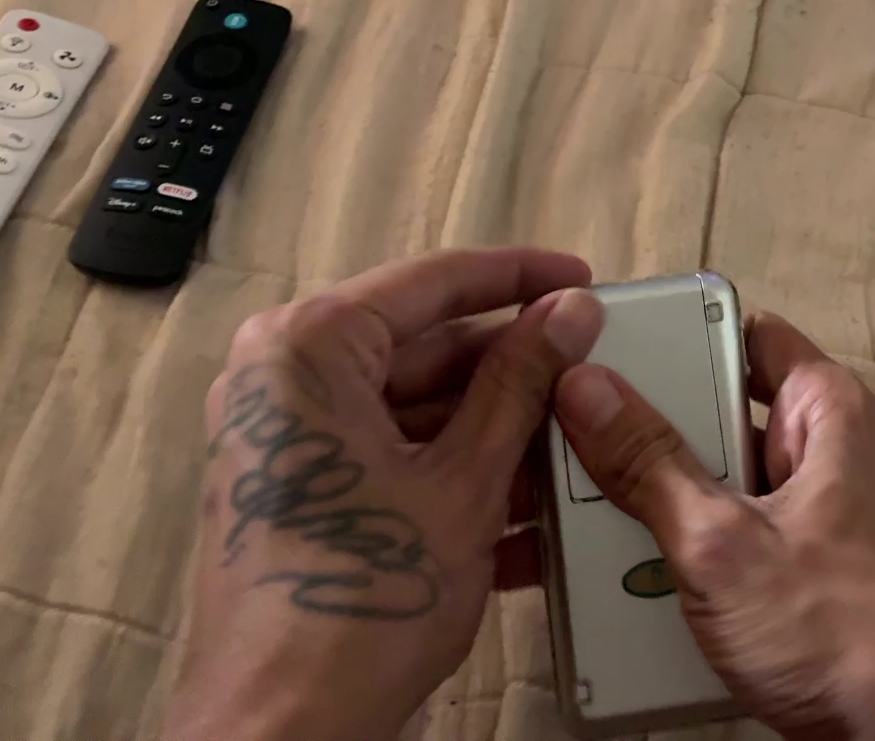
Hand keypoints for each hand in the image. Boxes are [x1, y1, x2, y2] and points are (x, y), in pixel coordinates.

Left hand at [165, 248, 603, 740]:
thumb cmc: (367, 599)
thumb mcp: (466, 477)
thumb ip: (521, 379)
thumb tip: (572, 308)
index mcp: (310, 348)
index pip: (435, 282)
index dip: (520, 276)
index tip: (582, 278)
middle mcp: (287, 375)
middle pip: (428, 343)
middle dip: (513, 366)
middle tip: (587, 367)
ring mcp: (295, 431)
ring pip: (421, 397)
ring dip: (497, 421)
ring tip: (571, 436)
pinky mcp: (310, 478)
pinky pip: (401, 443)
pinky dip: (462, 460)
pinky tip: (528, 492)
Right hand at [553, 313, 874, 740]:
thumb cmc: (833, 627)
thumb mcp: (723, 543)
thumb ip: (649, 465)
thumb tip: (583, 384)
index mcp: (824, 406)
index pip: (745, 332)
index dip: (680, 332)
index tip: (610, 347)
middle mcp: (821, 438)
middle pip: (723, 398)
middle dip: (653, 416)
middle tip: (572, 421)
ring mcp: (810, 496)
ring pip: (720, 461)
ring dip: (660, 478)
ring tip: (578, 482)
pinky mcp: (799, 547)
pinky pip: (730, 510)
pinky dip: (685, 521)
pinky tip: (626, 546)